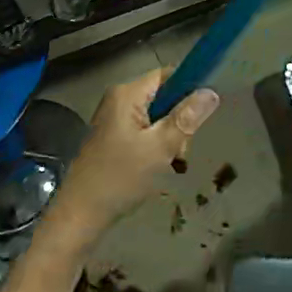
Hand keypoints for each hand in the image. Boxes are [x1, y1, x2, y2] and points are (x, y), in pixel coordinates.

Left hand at [46, 68, 219, 244]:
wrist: (80, 215)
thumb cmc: (121, 178)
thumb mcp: (160, 148)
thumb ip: (186, 118)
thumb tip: (211, 92)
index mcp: (127, 94)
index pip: (167, 75)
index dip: (188, 88)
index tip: (201, 114)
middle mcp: (118, 99)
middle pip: (162, 97)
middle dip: (178, 121)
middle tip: (181, 151)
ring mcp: (113, 119)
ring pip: (155, 116)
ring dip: (168, 137)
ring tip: (170, 163)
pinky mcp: (111, 137)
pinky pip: (143, 130)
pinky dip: (155, 145)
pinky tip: (157, 167)